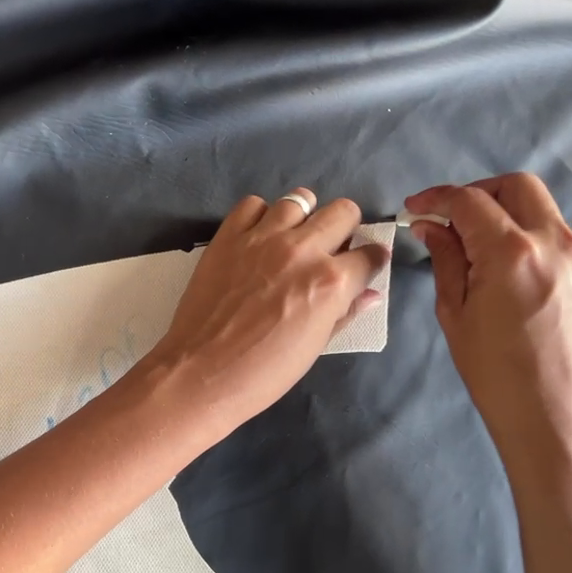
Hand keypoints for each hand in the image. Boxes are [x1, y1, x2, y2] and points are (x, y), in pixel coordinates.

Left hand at [135, 189, 388, 434]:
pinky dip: (259, 216)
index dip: (370, 261)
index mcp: (331, 282)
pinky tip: (257, 237)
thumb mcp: (315, 347)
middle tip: (330, 248)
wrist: (201, 370)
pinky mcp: (228, 236)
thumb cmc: (264, 372)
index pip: (370, 254)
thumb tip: (369, 294)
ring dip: (302, 218)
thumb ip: (345, 313)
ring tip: (292, 239)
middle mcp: (302, 250)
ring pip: (298, 200)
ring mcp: (262, 238)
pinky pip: (252, 205)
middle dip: (344, 228)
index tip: (363, 266)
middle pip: (342, 212)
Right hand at [404, 174, 571, 494]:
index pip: (469, 201)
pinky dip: (521, 232)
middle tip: (446, 218)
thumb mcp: (455, 315)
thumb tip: (433, 228)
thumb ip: (447, 261)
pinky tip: (498, 265)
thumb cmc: (495, 373)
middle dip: (476, 192)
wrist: (559, 419)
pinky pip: (552, 234)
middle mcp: (554, 242)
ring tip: (469, 244)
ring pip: (539, 207)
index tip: (413, 209)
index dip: (435, 198)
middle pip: (516, 186)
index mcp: (512, 252)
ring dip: (501, 211)